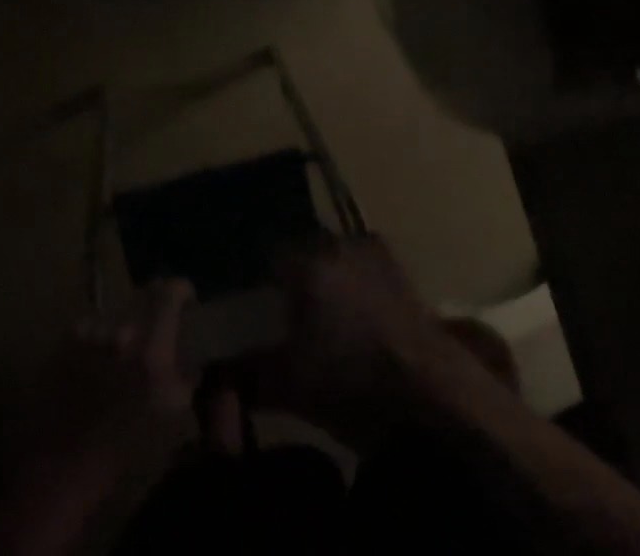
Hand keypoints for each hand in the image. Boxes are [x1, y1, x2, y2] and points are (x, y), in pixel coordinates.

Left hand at [40, 279, 197, 465]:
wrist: (63, 464)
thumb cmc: (125, 447)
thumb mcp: (174, 414)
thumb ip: (188, 374)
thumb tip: (191, 355)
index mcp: (152, 349)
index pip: (171, 292)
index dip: (183, 291)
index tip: (188, 304)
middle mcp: (119, 332)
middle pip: (145, 292)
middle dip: (158, 303)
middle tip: (162, 323)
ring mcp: (89, 333)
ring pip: (119, 305)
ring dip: (130, 317)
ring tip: (129, 343)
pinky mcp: (65, 340)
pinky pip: (94, 322)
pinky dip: (105, 331)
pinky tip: (103, 356)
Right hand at [256, 235, 469, 446]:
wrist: (431, 395)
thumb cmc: (350, 383)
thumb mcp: (287, 384)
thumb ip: (242, 373)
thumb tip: (207, 376)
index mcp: (309, 261)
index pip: (266, 255)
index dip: (256, 283)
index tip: (250, 309)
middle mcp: (342, 244)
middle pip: (303, 253)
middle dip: (292, 279)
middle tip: (284, 316)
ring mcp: (379, 254)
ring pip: (336, 259)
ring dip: (326, 280)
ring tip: (320, 321)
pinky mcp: (403, 272)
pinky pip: (364, 270)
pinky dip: (353, 287)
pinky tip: (352, 322)